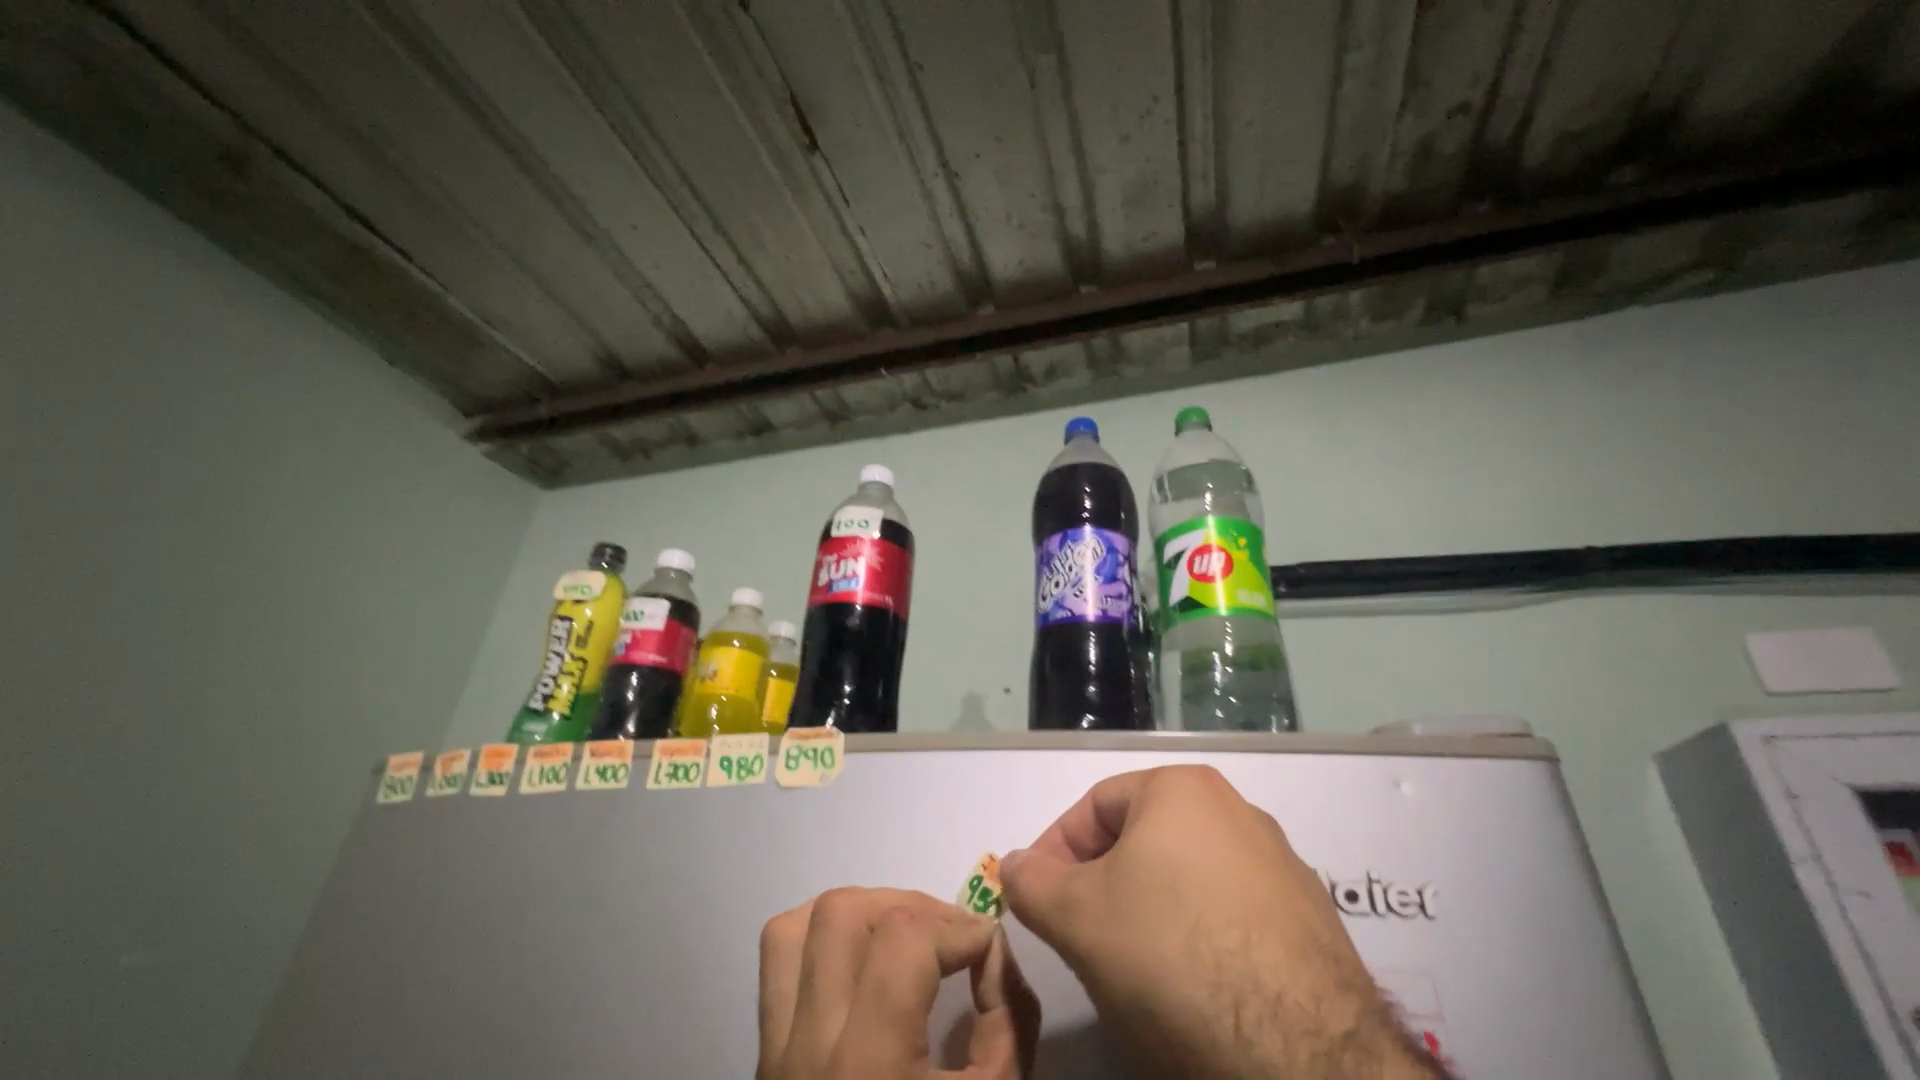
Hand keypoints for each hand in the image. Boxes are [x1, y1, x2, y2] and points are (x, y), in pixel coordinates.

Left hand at [758, 887, 1039, 1078]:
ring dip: (857, 912)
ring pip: (794, 926)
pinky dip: (817, 936)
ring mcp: (774, 1049)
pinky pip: (776, 962)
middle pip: (841, 915)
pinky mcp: (764, 1052)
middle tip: (949, 936)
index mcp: (866, 1067)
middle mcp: (806, 1047)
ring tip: (902, 935)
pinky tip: (858, 957)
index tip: (989, 950)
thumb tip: (994, 948)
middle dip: (909, 906)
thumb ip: (1010, 1019)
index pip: (903, 939)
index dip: (960, 927)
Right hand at [1002, 766, 1442, 1077]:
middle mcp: (1238, 810)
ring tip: (1130, 965)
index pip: (1094, 805)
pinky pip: (1230, 913)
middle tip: (1076, 932)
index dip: (1052, 851)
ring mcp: (1282, 864)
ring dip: (1146, 910)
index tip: (1034, 900)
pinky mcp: (1309, 919)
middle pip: (1142, 839)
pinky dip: (1197, 936)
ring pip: (1186, 877)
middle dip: (1099, 882)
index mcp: (1182, 789)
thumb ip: (1030, 882)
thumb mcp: (1075, 917)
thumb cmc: (1169, 953)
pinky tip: (1190, 985)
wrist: (1299, 1048)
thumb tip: (1013, 864)